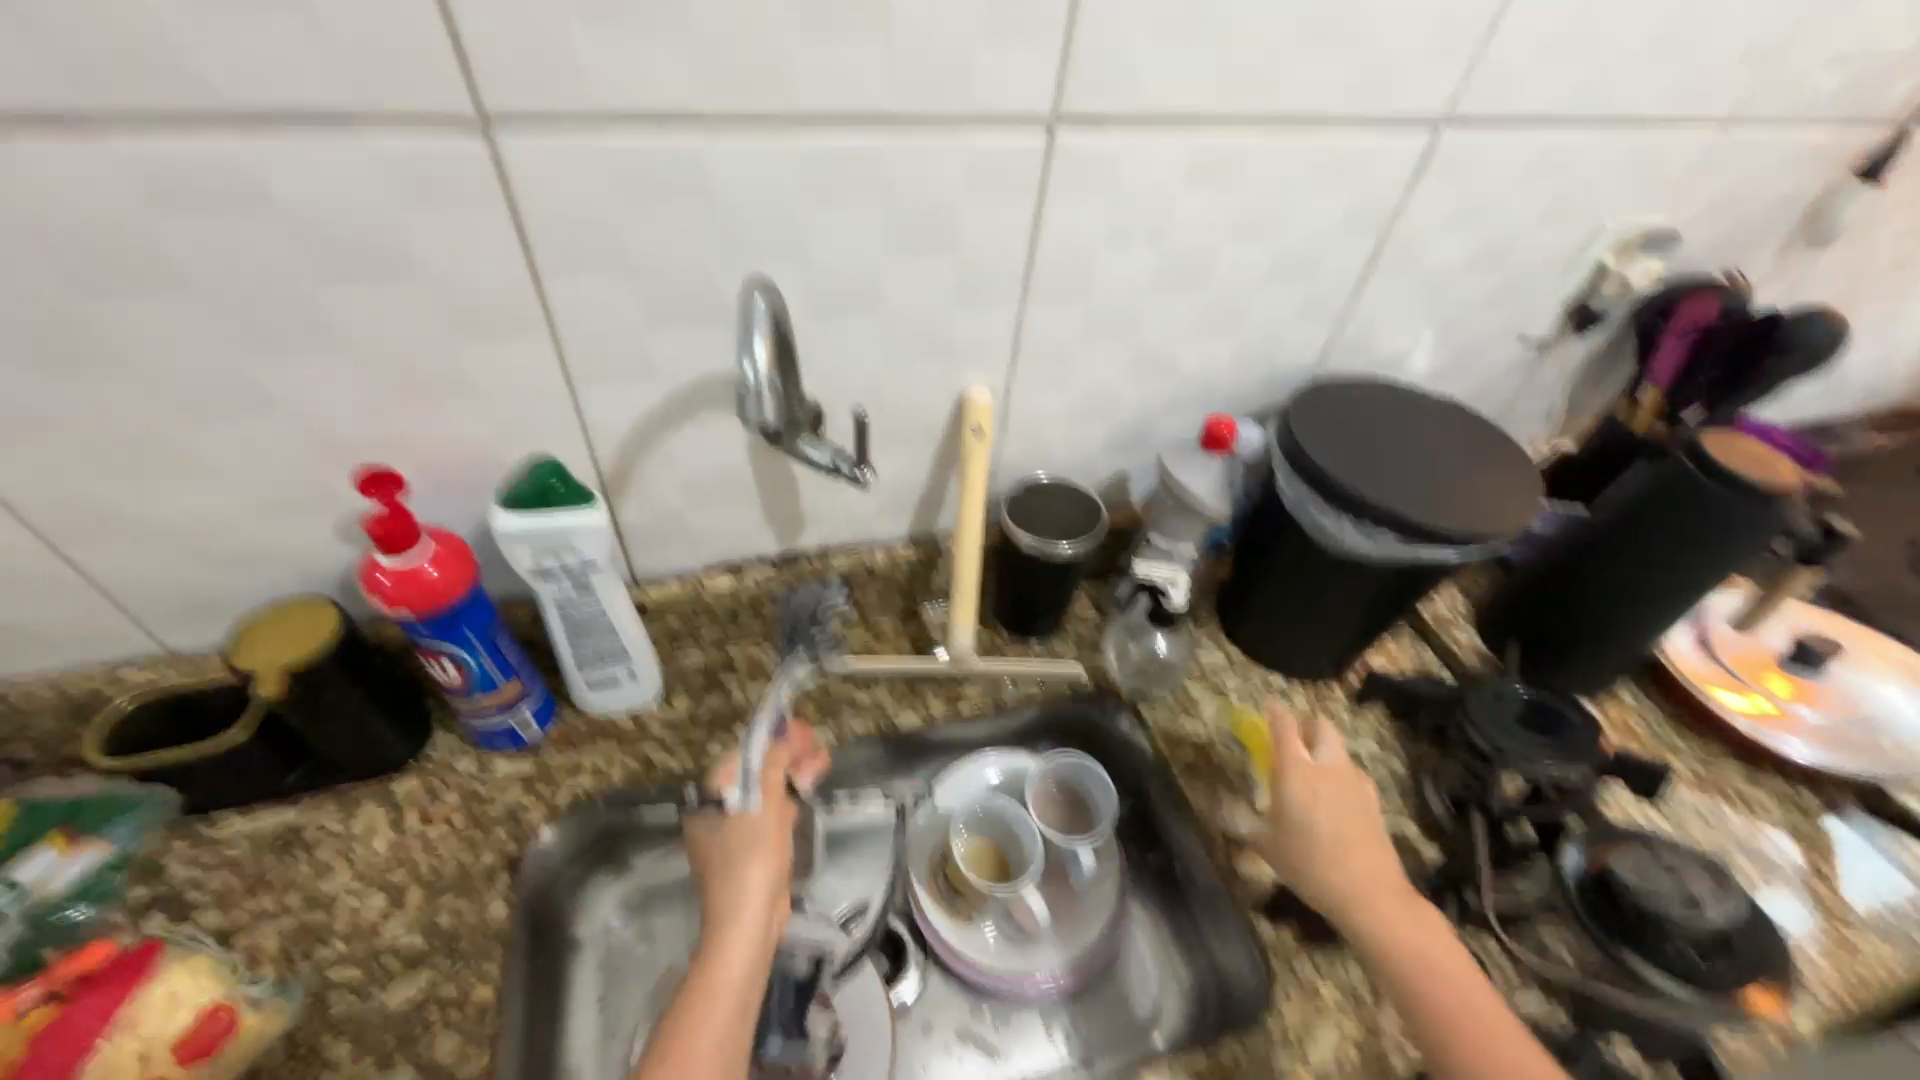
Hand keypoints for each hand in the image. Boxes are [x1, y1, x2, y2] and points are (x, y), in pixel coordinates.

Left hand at [684, 722, 831, 957]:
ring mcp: (734, 833)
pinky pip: (770, 816)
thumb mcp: (764, 806)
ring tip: (822, 760)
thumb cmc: (751, 860)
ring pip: (766, 794)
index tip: (800, 730)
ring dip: (792, 775)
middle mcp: (717, 812)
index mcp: (710, 799)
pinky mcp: (751, 851)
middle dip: (786, 756)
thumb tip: (781, 738)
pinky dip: (790, 800)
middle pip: (755, 773)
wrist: (748, 925)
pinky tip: (809, 787)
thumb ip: (772, 766)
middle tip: (815, 743)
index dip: (772, 739)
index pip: (741, 756)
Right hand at [1255, 700, 1421, 935]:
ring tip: (1310, 772)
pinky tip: (1332, 799)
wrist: (1369, 893)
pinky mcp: (1373, 798)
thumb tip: (1216, 807)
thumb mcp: (1265, 845)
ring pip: (1338, 748)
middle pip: (1321, 725)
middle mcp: (1326, 765)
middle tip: (1291, 739)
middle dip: (1305, 724)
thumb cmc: (1308, 864)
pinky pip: (1352, 772)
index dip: (1274, 711)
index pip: (1284, 725)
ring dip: (1323, 749)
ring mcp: (1354, 780)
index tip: (1267, 706)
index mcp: (1296, 770)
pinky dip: (1339, 773)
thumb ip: (1241, 821)